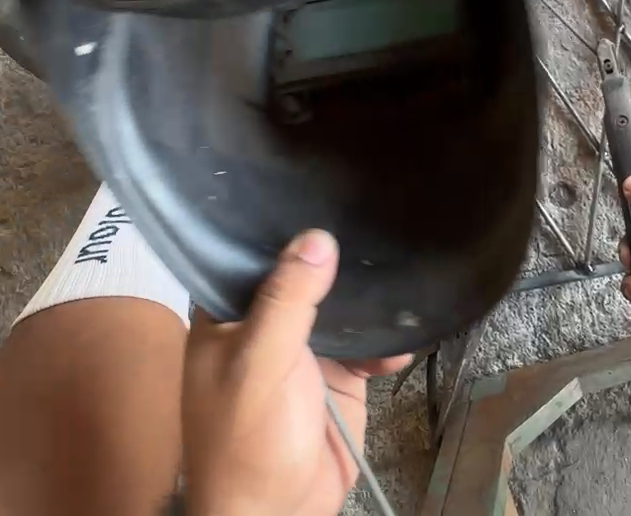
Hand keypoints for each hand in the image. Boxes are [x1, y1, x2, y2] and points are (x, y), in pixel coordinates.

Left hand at [182, 230, 410, 515]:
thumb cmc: (248, 440)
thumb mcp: (260, 364)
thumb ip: (288, 300)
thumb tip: (318, 237)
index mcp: (228, 314)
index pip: (251, 252)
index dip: (281, 225)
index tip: (319, 190)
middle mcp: (266, 322)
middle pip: (303, 272)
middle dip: (336, 255)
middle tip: (374, 213)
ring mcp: (305, 347)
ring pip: (340, 303)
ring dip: (368, 297)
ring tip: (399, 267)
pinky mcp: (339, 373)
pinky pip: (367, 344)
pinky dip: (385, 342)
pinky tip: (401, 339)